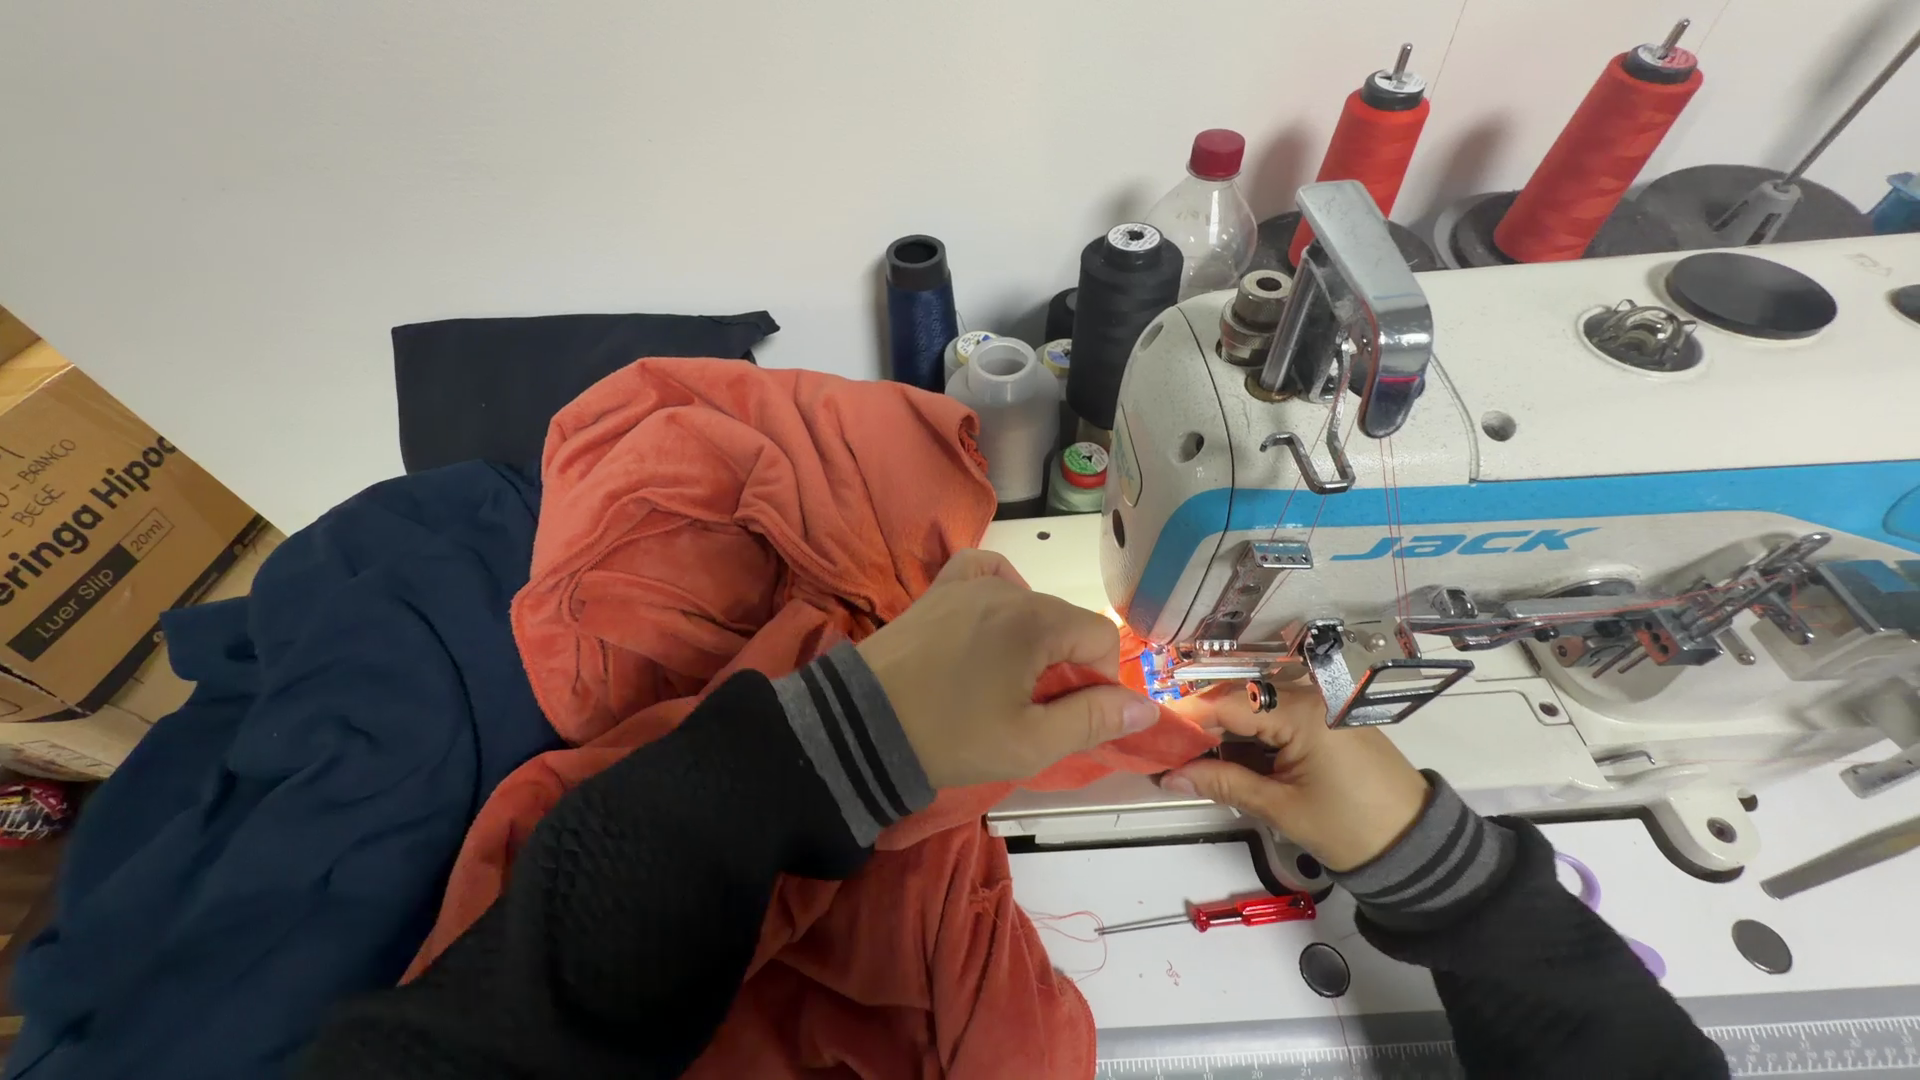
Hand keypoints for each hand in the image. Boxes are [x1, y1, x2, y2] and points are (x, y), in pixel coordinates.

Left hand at [856, 550, 1160, 788]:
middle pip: (1065, 621)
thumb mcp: (1030, 743)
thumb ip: (1093, 720)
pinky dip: (1001, 593)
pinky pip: (985, 572)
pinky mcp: (938, 589)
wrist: (861, 725)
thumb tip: (1145, 708)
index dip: (1097, 682)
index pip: (1101, 638)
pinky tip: (991, 624)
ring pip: (1030, 603)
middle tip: (1028, 708)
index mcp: (1036, 620)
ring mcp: (968, 583)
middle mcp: (1007, 588)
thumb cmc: (950, 736)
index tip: (1066, 715)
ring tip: (1001, 681)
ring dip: (1032, 640)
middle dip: (1064, 663)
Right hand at [1159, 680, 1430, 871]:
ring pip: (1253, 709)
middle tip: (1164, 751)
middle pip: (1237, 701)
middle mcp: (1309, 696)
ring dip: (1223, 733)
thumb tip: (1168, 777)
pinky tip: (1227, 760)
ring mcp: (1319, 705)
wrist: (1418, 849)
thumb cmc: (1350, 829)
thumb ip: (1222, 783)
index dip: (1185, 718)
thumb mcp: (1279, 807)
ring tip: (1190, 760)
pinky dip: (1249, 737)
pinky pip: (1275, 719)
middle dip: (1201, 726)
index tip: (1149, 733)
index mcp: (1301, 711)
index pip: (1227, 704)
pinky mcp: (1325, 720)